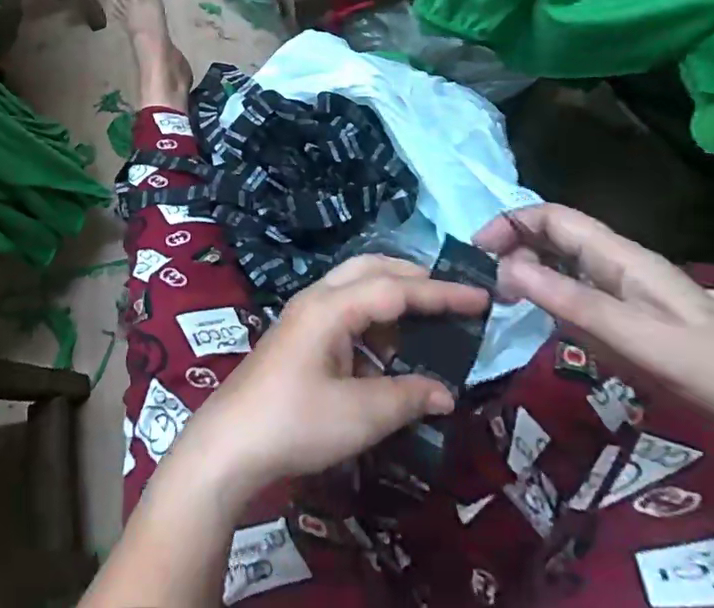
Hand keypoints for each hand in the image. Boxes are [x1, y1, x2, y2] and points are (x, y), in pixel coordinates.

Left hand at [168, 256, 487, 507]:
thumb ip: (408, 397)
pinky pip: (344, 316)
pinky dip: (373, 325)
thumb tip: (445, 392)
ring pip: (354, 291)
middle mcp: (314, 301)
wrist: (230, 442)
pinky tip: (391, 355)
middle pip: (368, 270)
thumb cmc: (295, 421)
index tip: (482, 298)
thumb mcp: (361, 414)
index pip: (394, 288)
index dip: (441, 293)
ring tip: (430, 325)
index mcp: (328, 307)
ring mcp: (303, 319)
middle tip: (453, 296)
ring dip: (391, 301)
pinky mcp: (299, 339)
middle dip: (412, 277)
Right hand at [477, 204, 713, 445]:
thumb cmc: (712, 371)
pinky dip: (552, 300)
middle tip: (484, 285)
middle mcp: (620, 266)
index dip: (509, 223)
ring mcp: (628, 294)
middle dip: (513, 248)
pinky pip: (579, 297)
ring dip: (529, 274)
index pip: (552, 217)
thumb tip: (501, 267)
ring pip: (563, 267)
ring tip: (503, 303)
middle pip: (553, 238)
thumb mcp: (632, 336)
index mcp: (621, 257)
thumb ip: (566, 299)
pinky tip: (545, 326)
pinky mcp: (634, 322)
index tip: (475, 253)